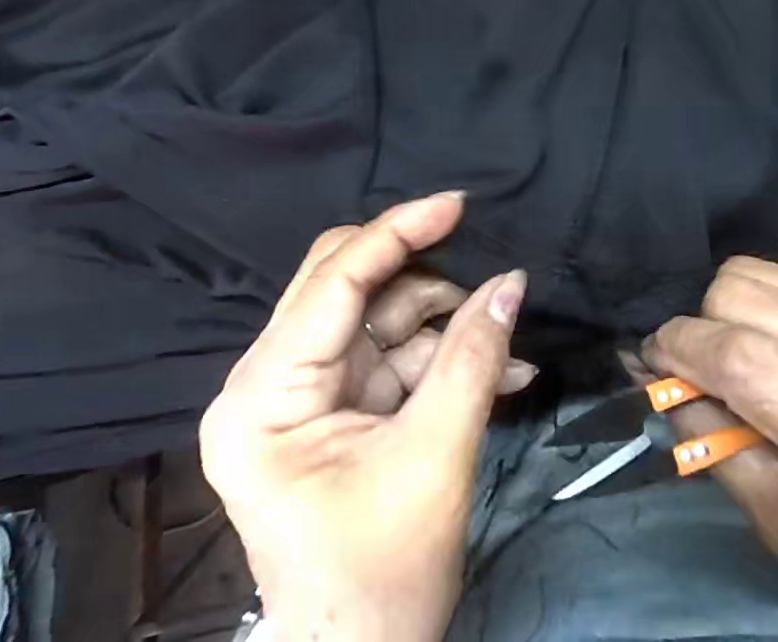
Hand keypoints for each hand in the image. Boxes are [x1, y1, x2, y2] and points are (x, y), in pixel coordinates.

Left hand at [200, 191, 530, 641]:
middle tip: (484, 267)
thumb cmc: (383, 573)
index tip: (457, 203)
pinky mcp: (342, 407)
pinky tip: (505, 369)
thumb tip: (513, 280)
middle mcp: (272, 382)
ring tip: (507, 339)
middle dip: (422, 273)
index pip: (332, 283)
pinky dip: (448, 356)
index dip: (398, 233)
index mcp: (264, 396)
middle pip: (348, 287)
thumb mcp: (437, 455)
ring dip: (448, 320)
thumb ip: (474, 357)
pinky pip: (397, 356)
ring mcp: (308, 394)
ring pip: (382, 318)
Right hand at [642, 257, 777, 641]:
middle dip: (703, 327)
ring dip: (738, 314)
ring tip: (759, 362)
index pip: (750, 361)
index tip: (652, 362)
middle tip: (706, 372)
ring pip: (764, 274)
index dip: (682, 349)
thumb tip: (654, 369)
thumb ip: (714, 440)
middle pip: (747, 296)